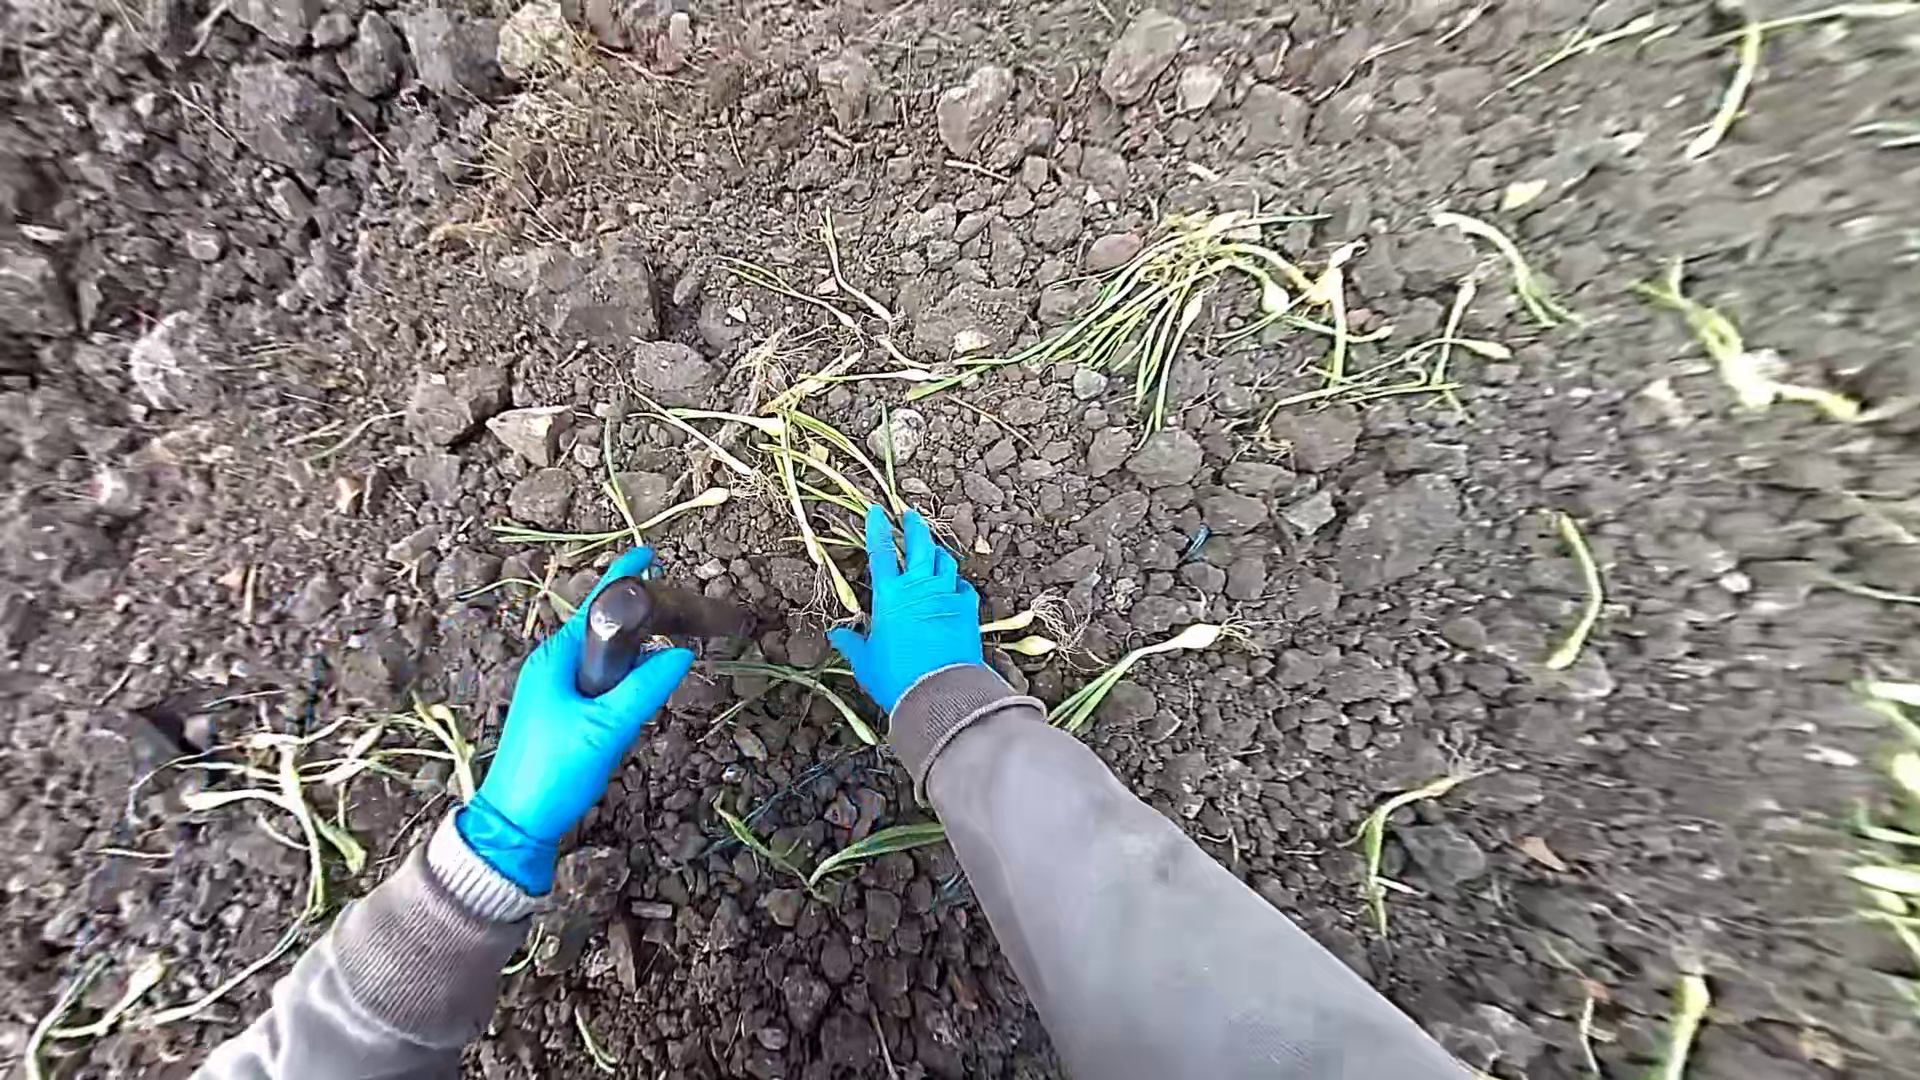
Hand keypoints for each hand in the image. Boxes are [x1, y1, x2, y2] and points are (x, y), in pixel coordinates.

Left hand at [458, 548, 694, 893]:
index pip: (595, 606)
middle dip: (639, 615)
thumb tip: (683, 653)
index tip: (649, 554)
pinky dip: (631, 672)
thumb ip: (645, 687)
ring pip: (609, 654)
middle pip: (605, 627)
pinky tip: (648, 682)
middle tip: (678, 610)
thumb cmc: (553, 769)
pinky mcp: (569, 709)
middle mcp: (556, 666)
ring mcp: (561, 688)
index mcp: (556, 659)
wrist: (517, 824)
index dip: (622, 578)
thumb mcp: (606, 726)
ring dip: (638, 648)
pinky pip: (606, 677)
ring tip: (671, 644)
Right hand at [829, 506, 983, 711]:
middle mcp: (918, 587)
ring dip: (938, 553)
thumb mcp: (867, 661)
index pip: (880, 551)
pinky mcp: (967, 608)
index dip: (877, 528)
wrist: (939, 690)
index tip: (877, 511)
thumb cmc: (896, 676)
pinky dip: (957, 583)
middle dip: (914, 526)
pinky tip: (954, 587)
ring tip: (933, 551)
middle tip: (911, 515)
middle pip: (919, 545)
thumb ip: (852, 644)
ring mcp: (945, 594)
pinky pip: (963, 587)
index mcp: (890, 595)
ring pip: (944, 562)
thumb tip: (837, 634)